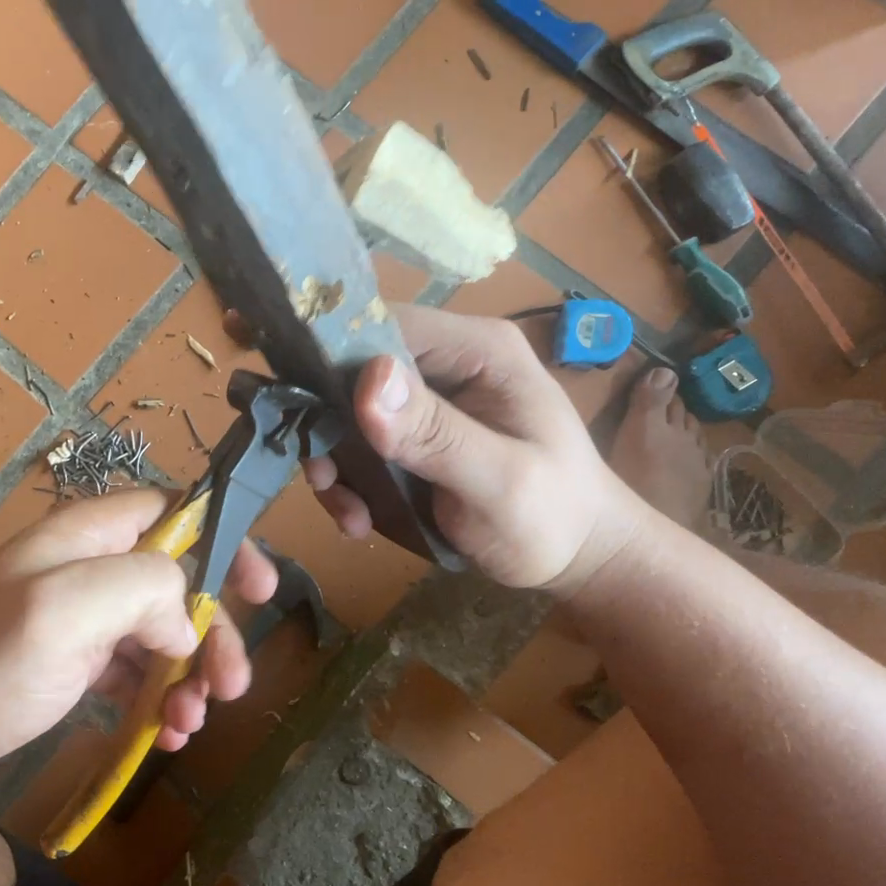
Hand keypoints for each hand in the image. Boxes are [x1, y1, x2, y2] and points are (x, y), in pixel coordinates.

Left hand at [0, 491, 276, 788]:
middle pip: (176, 583)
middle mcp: (83, 569)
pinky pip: (130, 672)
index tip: (257, 589)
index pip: (172, 512)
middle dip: (211, 632)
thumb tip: (182, 619)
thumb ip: (140, 590)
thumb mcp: (60, 612)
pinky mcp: (66, 666)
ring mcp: (75, 619)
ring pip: (159, 633)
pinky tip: (160, 734)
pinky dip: (153, 700)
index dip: (222, 541)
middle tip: (230, 686)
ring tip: (187, 724)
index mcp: (83, 537)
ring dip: (186, 676)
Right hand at [305, 305, 647, 591]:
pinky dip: (346, 486)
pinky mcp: (408, 439)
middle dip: (329, 429)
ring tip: (349, 514)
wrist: (574, 560)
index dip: (336, 364)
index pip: (385, 326)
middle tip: (325, 481)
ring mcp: (424, 403)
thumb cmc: (551, 518)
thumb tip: (367, 380)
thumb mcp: (498, 480)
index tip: (311, 420)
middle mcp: (445, 364)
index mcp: (478, 350)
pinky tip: (359, 521)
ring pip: (344, 415)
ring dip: (334, 465)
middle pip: (351, 372)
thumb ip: (436, 432)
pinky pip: (354, 449)